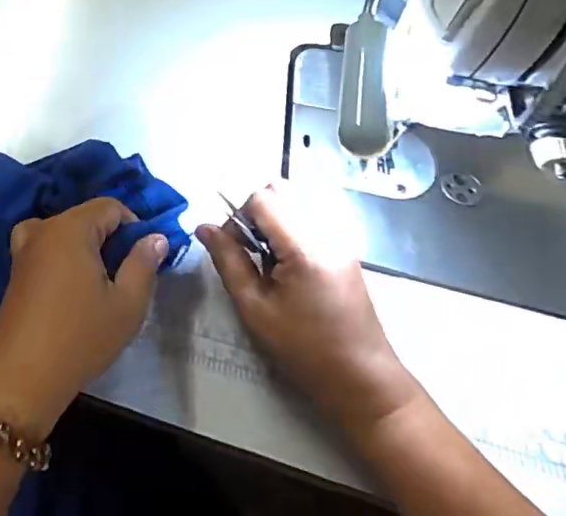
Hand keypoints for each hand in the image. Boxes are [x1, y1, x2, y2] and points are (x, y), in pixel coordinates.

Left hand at [0, 199, 166, 437]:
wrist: (19, 384)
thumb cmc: (79, 339)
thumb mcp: (127, 304)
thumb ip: (144, 263)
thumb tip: (156, 238)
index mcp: (72, 228)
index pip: (111, 207)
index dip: (133, 227)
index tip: (140, 261)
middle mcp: (44, 229)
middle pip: (88, 217)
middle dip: (111, 238)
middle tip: (122, 277)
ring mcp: (24, 250)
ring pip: (66, 231)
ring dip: (86, 247)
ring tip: (97, 281)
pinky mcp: (15, 273)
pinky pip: (46, 246)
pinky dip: (62, 255)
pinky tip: (69, 287)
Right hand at [197, 183, 422, 432]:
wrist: (361, 377)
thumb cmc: (304, 351)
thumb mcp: (256, 311)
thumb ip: (229, 262)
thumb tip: (204, 227)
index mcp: (304, 246)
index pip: (263, 198)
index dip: (239, 216)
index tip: (234, 248)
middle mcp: (327, 228)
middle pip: (281, 189)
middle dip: (257, 210)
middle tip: (252, 250)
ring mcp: (342, 233)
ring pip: (298, 197)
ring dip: (276, 216)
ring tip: (273, 257)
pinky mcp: (348, 242)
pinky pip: (314, 212)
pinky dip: (294, 224)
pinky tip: (293, 261)